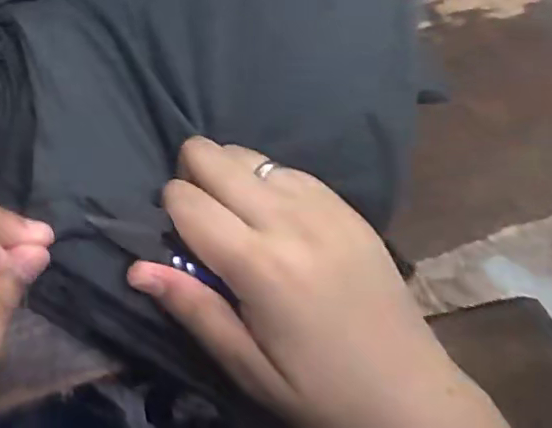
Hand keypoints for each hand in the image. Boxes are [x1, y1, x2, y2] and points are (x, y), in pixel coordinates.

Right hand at [128, 138, 505, 427]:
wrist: (416, 400)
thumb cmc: (321, 392)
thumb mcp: (249, 368)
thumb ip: (193, 308)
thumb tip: (135, 267)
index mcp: (260, 265)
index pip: (183, 198)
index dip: (171, 212)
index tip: (185, 241)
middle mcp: (287, 220)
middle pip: (208, 153)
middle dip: (191, 176)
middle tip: (207, 220)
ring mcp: (320, 204)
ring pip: (242, 152)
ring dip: (227, 176)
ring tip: (242, 219)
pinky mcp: (342, 202)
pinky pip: (281, 166)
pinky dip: (264, 182)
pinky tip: (278, 221)